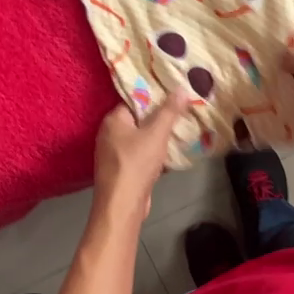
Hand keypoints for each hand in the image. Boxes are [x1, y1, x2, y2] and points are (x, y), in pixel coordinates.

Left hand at [92, 100, 183, 221]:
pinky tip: (172, 155)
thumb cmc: (136, 164)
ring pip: (141, 140)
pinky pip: (141, 156)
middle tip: (184, 111)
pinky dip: (155, 155)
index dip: (156, 97)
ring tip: (183, 130)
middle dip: (160, 119)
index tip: (176, 95)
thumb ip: (169, 111)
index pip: (135, 101)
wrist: (122, 204)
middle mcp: (110, 135)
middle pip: (139, 120)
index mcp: (113, 120)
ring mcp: (114, 154)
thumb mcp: (156, 134)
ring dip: (159, 139)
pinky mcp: (122, 171)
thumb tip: (182, 88)